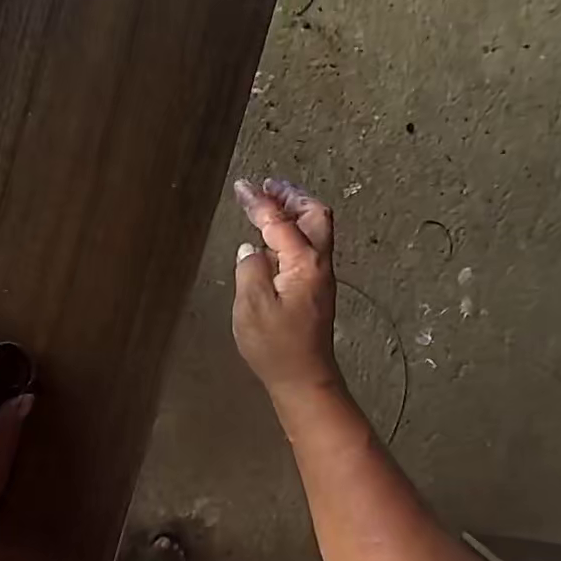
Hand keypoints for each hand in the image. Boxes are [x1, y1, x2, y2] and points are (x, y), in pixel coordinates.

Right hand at [231, 178, 340, 396]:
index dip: (259, 202)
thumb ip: (250, 271)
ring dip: (294, 210)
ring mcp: (318, 276)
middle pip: (314, 216)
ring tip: (271, 199)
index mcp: (303, 264)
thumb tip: (250, 250)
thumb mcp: (252, 307)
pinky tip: (273, 235)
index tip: (242, 186)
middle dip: (291, 195)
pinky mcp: (313, 288)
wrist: (303, 376)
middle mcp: (318, 264)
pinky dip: (292, 229)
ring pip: (314, 229)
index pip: (279, 222)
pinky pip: (307, 245)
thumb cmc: (275, 345)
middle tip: (268, 184)